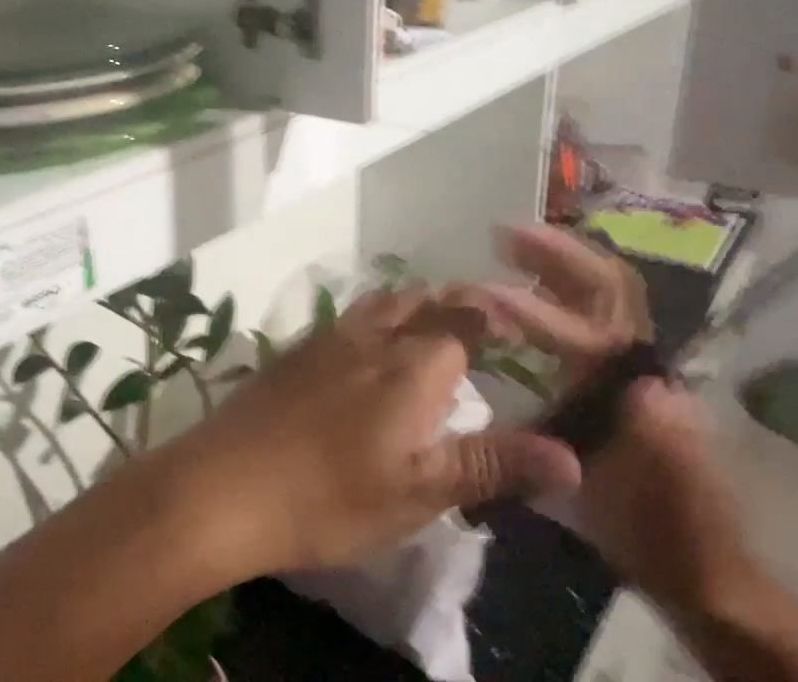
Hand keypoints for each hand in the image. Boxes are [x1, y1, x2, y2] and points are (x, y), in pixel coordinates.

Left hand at [148, 285, 580, 579]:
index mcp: (413, 366)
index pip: (465, 321)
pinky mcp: (290, 355)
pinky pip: (343, 320)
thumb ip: (493, 466)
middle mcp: (371, 338)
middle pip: (420, 301)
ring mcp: (324, 341)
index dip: (494, 314)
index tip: (519, 320)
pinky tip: (361, 348)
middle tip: (478, 320)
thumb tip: (574, 455)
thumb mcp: (420, 491)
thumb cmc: (331, 496)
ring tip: (425, 323)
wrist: (223, 487)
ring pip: (377, 304)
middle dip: (453, 303)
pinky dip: (369, 320)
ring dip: (409, 304)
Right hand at [481, 224, 753, 618]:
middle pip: (607, 288)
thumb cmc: (656, 530)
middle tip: (503, 232)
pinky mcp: (616, 380)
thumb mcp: (650, 498)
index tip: (484, 294)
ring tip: (509, 246)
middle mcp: (640, 363)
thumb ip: (659, 444)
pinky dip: (559, 291)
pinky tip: (524, 290)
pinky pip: (591, 316)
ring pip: (601, 295)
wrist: (693, 563)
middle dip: (557, 255)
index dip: (536, 312)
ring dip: (559, 263)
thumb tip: (653, 386)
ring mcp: (629, 368)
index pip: (588, 333)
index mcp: (639, 388)